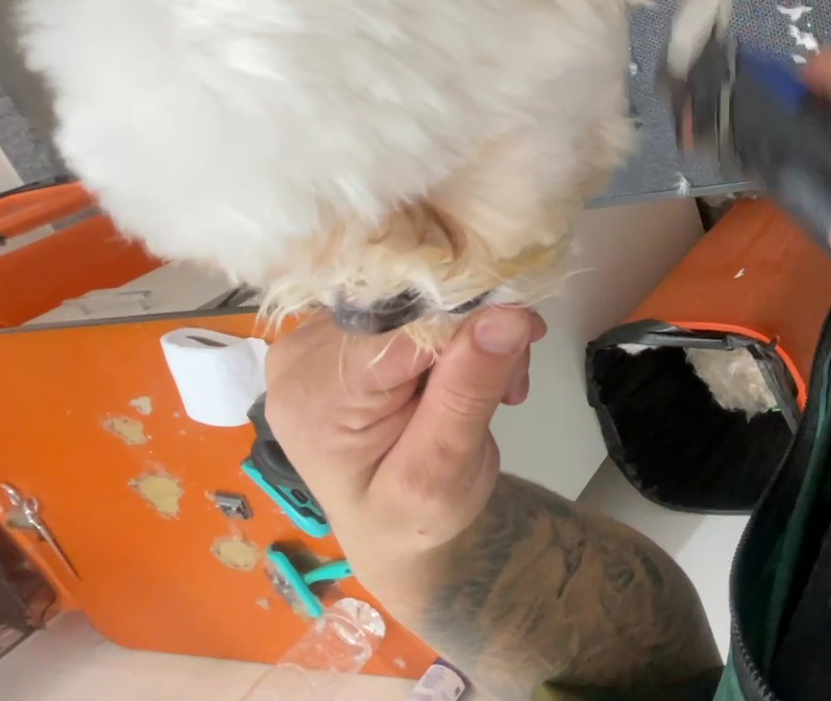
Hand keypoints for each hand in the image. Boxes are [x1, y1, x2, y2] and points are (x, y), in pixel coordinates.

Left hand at [265, 306, 542, 617]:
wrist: (394, 532)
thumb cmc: (413, 516)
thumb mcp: (444, 468)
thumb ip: (469, 389)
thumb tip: (507, 311)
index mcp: (317, 392)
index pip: (403, 318)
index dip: (470, 315)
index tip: (525, 337)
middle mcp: (305, 353)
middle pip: (412, 300)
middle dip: (478, 327)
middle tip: (513, 377)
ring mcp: (322, 338)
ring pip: (422, 297)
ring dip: (476, 331)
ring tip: (499, 385)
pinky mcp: (348, 333)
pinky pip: (419, 305)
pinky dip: (461, 330)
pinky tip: (477, 370)